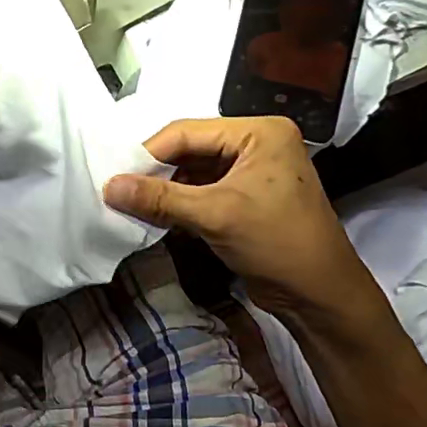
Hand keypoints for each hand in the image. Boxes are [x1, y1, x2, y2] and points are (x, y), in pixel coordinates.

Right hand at [103, 117, 364, 316]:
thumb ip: (159, 199)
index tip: (113, 177)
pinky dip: (177, 205)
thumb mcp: (215, 215)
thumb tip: (108, 187)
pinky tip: (153, 218)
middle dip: (155, 174)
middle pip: (188, 150)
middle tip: (118, 193)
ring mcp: (250, 173)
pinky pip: (201, 193)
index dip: (148, 154)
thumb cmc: (276, 243)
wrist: (319, 294)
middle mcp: (254, 145)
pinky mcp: (243, 200)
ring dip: (163, 192)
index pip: (187, 132)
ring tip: (129, 206)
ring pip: (192, 173)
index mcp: (258, 132)